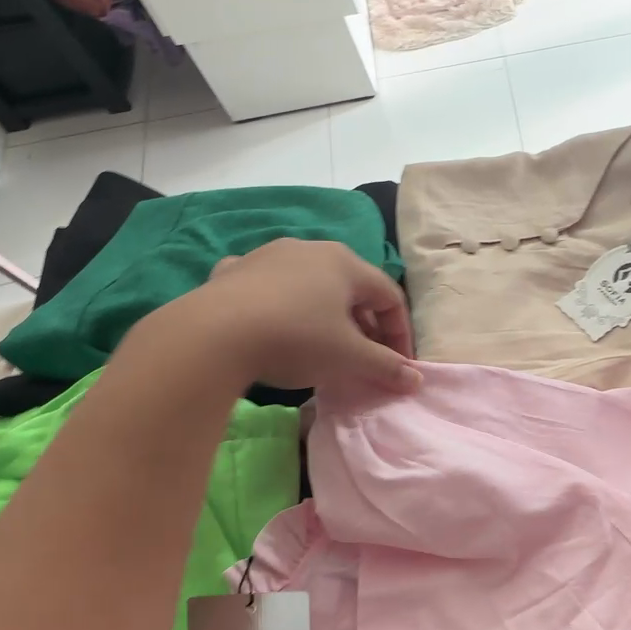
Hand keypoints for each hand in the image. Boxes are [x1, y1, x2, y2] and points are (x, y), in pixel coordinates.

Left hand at [152, 238, 419, 393]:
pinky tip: (278, 326)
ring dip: (328, 316)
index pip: (390, 296)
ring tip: (326, 348)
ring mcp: (269, 256)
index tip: (399, 367)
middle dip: (367, 326)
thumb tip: (416, 380)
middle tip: (367, 359)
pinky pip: (272, 287)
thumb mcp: (351, 358)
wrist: (215, 334)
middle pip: (353, 288)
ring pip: (313, 286)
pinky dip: (285, 307)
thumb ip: (388, 367)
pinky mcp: (235, 271)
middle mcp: (310, 250)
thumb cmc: (298, 339)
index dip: (401, 334)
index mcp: (346, 263)